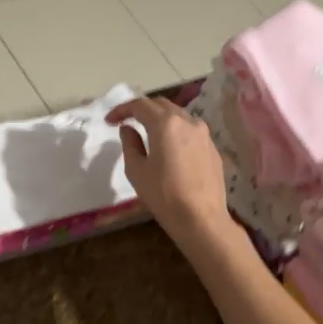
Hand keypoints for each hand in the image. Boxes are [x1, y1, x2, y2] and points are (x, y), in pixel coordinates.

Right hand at [107, 96, 232, 245]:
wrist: (201, 218)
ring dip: (161, 120)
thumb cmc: (163, 195)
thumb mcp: (136, 171)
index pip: (140, 105)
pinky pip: (190, 131)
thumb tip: (128, 129)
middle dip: (142, 110)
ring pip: (179, 116)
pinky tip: (170, 149)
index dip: (122, 109)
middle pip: (161, 105)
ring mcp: (204, 134)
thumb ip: (130, 144)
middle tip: (127, 122)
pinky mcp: (213, 148)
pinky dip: (176, 132)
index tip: (109, 121)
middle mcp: (188, 121)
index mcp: (165, 124)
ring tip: (148, 133)